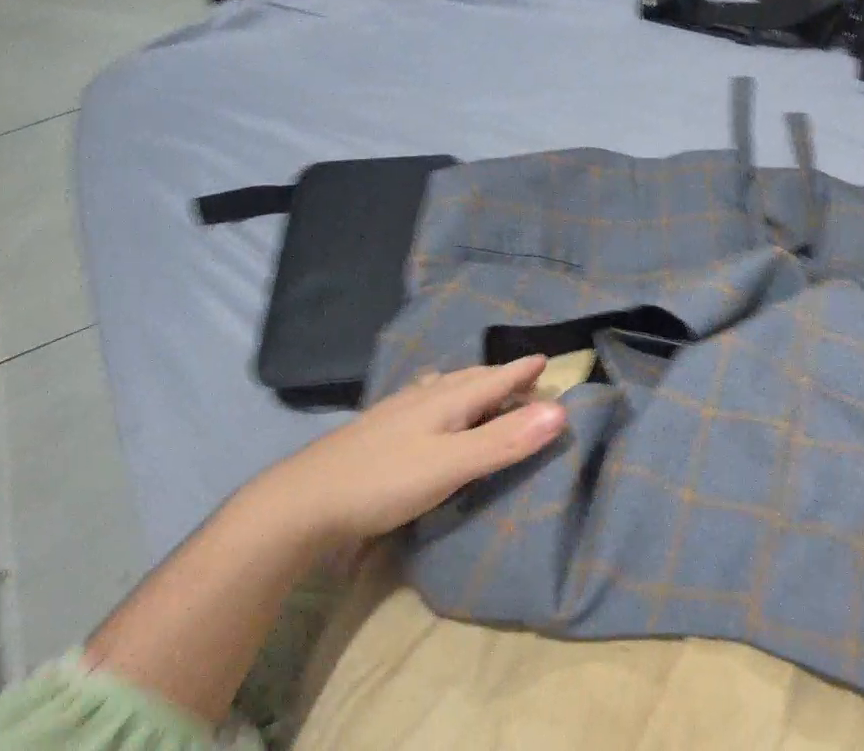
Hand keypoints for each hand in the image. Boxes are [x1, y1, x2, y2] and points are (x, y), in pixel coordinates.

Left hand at [239, 356, 566, 547]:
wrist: (303, 502)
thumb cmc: (383, 482)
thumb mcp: (452, 464)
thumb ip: (504, 441)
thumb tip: (561, 410)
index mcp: (444, 401)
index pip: (493, 380)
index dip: (520, 372)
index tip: (545, 360)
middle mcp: (421, 399)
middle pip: (469, 380)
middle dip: (499, 377)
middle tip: (524, 378)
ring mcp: (395, 415)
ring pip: (442, 390)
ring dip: (469, 387)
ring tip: (480, 386)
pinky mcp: (377, 434)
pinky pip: (422, 404)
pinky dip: (440, 400)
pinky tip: (426, 409)